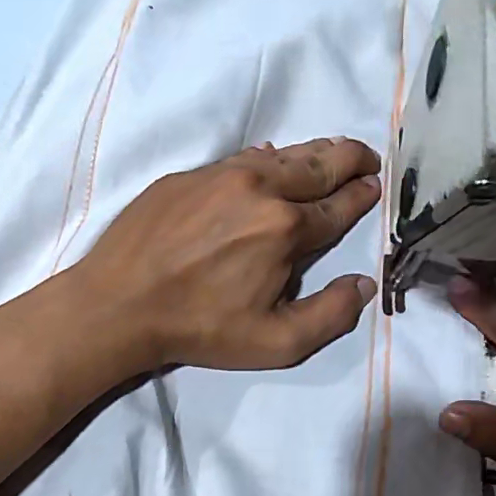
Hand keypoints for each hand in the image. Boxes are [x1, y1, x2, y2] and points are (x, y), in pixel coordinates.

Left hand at [71, 137, 382, 370]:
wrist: (119, 305)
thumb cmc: (200, 329)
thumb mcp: (276, 342)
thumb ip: (331, 315)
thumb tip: (364, 283)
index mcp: (285, 228)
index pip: (338, 205)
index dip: (362, 195)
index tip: (376, 186)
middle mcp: (259, 189)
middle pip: (318, 164)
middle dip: (350, 158)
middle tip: (367, 158)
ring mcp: (219, 176)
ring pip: (281, 155)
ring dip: (312, 153)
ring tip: (330, 153)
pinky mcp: (187, 176)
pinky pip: (240, 158)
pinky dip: (267, 158)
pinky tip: (271, 159)